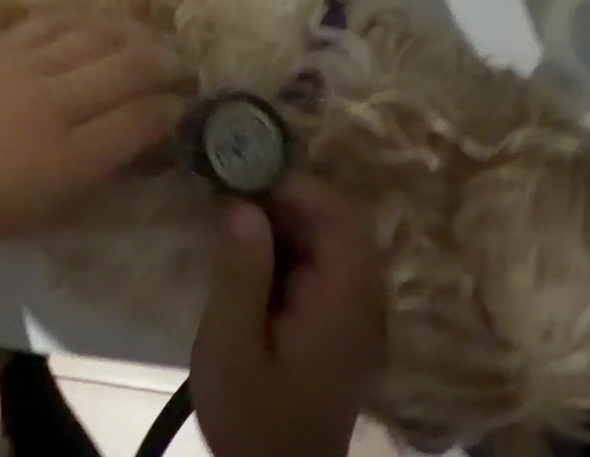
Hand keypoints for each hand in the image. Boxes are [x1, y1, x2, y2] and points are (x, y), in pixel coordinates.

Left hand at [0, 16, 180, 268]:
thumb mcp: (55, 207)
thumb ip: (104, 169)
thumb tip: (143, 135)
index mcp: (70, 156)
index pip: (141, 119)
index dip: (173, 109)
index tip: (185, 105)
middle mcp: (52, 103)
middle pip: (126, 67)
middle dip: (165, 63)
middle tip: (181, 67)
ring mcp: (21, 68)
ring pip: (93, 35)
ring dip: (131, 35)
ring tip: (148, 42)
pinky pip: (50, 20)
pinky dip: (83, 20)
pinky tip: (97, 26)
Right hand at [190, 175, 386, 456]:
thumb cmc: (249, 414)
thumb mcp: (229, 345)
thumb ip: (239, 274)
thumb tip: (243, 204)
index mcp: (344, 309)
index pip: (345, 221)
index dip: (298, 185)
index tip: (240, 176)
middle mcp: (364, 307)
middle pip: (342, 226)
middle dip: (284, 197)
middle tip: (225, 191)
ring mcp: (356, 318)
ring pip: (332, 242)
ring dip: (283, 219)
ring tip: (227, 215)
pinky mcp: (339, 327)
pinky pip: (322, 266)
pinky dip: (286, 245)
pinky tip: (245, 252)